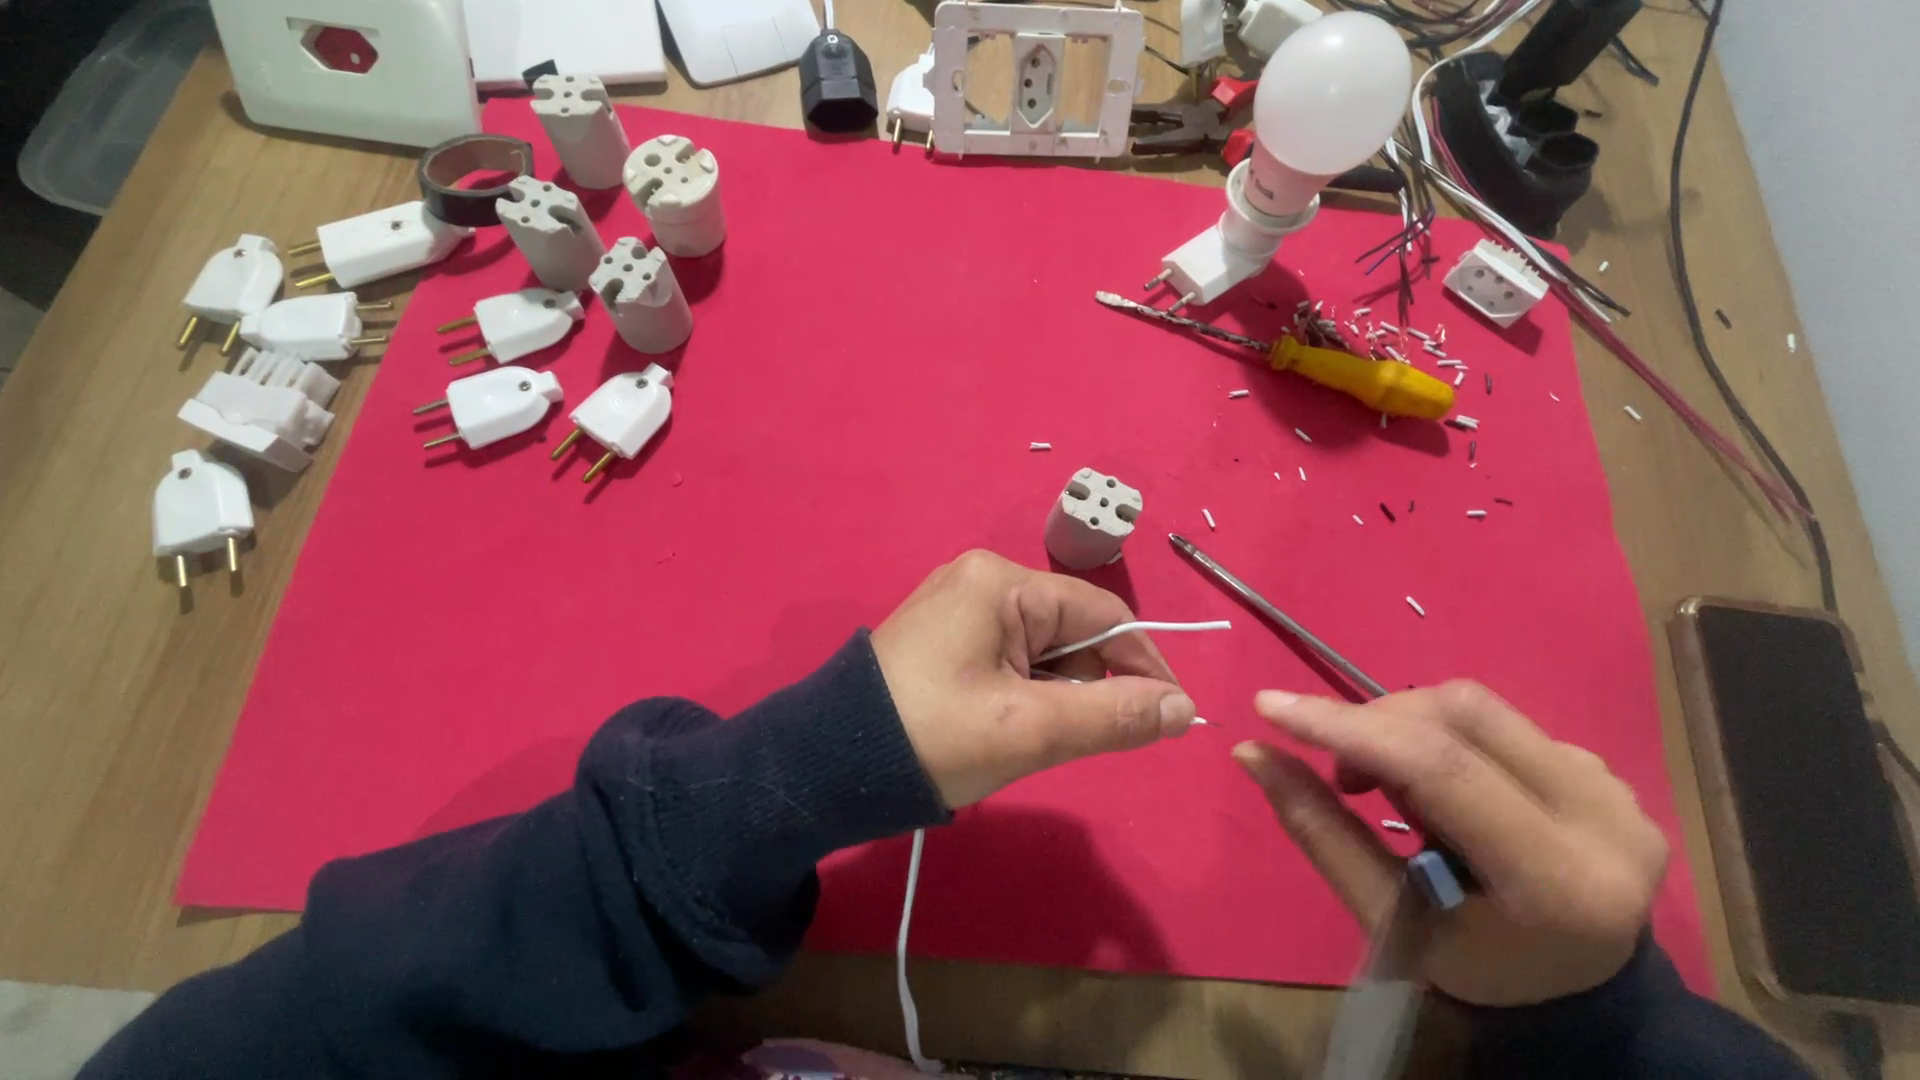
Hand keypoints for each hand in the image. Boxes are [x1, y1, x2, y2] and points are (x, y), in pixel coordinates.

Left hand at [871, 550, 1196, 809]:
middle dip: (1092, 687)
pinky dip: (1028, 697)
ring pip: (1043, 652)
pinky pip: (1011, 662)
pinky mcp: (947, 640)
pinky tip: (1012, 730)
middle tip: (1086, 741)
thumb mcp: (1029, 730)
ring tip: (1033, 740)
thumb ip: (1113, 716)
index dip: (1144, 663)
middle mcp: (982, 582)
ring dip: (1059, 698)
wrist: (829, 765)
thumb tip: (1183, 709)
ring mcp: (960, 610)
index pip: (1101, 613)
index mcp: (1001, 583)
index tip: (1175, 714)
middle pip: (1072, 632)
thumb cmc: (933, 737)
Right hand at [1233, 682, 1667, 1006]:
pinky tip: (1443, 790)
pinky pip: (1500, 723)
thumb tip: (1251, 752)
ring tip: (1389, 787)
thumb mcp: (1388, 916)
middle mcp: (1606, 819)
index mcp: (1558, 880)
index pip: (1442, 769)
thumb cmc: (1474, 967)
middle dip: (1375, 724)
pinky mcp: (1607, 770)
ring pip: (1479, 708)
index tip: (1270, 706)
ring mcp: (1616, 789)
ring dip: (1406, 728)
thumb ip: (1320, 831)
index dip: (1349, 728)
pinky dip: (1444, 738)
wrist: (1579, 992)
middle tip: (1343, 776)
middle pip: (1462, 715)